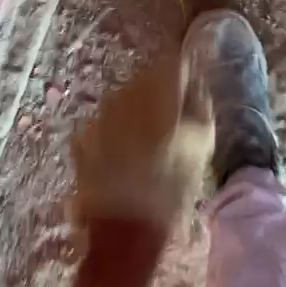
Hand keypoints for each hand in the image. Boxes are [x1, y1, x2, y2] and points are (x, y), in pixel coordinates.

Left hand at [68, 48, 212, 228]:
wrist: (123, 227)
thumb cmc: (172, 186)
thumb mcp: (203, 145)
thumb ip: (202, 106)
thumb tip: (197, 87)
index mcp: (160, 90)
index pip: (174, 60)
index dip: (184, 69)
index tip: (192, 83)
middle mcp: (126, 93)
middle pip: (147, 78)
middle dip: (160, 92)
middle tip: (174, 118)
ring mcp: (100, 114)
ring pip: (125, 100)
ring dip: (138, 112)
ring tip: (151, 141)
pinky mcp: (82, 136)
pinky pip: (107, 122)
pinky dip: (118, 131)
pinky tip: (127, 156)